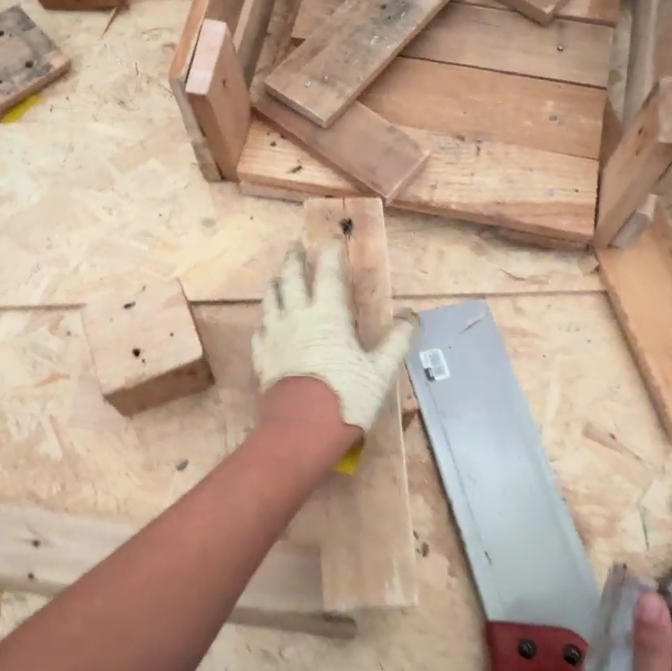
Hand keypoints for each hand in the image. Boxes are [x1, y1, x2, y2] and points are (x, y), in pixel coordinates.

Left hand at [252, 244, 414, 431]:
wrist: (300, 429)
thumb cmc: (346, 396)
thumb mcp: (380, 371)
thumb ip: (396, 341)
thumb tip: (411, 316)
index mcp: (328, 314)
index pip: (328, 273)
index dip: (330, 254)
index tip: (332, 240)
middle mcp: (296, 317)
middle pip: (290, 278)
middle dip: (294, 259)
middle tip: (295, 246)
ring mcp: (274, 336)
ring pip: (271, 300)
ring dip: (276, 284)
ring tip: (278, 276)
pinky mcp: (262, 358)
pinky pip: (260, 330)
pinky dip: (266, 321)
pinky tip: (267, 324)